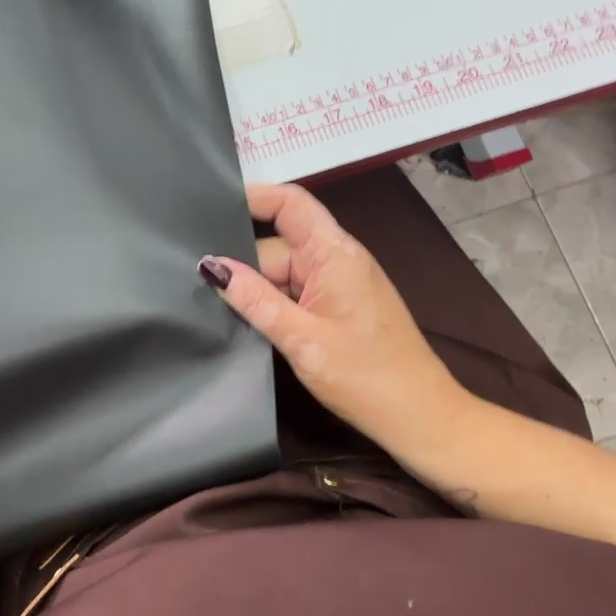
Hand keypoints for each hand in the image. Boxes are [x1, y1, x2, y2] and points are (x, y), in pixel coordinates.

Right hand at [200, 183, 476, 453]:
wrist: (421, 419)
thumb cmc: (366, 376)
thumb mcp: (301, 338)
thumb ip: (255, 300)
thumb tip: (210, 266)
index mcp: (335, 254)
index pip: (290, 203)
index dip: (253, 195)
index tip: (208, 204)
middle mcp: (337, 260)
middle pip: (277, 244)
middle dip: (241, 261)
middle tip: (194, 280)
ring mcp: (338, 284)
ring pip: (281, 272)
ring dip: (254, 287)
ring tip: (211, 304)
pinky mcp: (337, 308)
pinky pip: (293, 292)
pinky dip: (270, 303)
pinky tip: (244, 319)